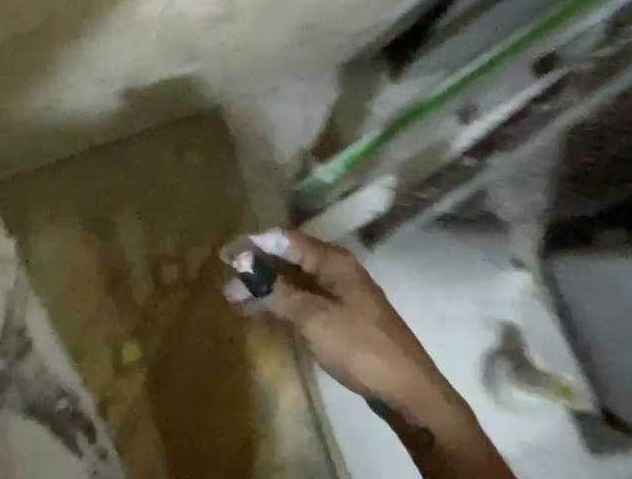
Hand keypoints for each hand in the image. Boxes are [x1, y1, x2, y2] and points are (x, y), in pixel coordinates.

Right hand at [222, 229, 451, 423]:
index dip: (253, 244)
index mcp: (334, 261)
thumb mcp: (314, 317)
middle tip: (225, 278)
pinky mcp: (341, 316)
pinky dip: (281, 303)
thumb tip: (244, 265)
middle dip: (257, 267)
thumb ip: (278, 290)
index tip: (224, 254)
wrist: (407, 390)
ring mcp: (340, 294)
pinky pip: (303, 299)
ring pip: (295, 281)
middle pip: (289, 258)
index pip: (286, 240)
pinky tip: (261, 312)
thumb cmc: (360, 346)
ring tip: (235, 298)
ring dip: (266, 287)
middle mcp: (337, 270)